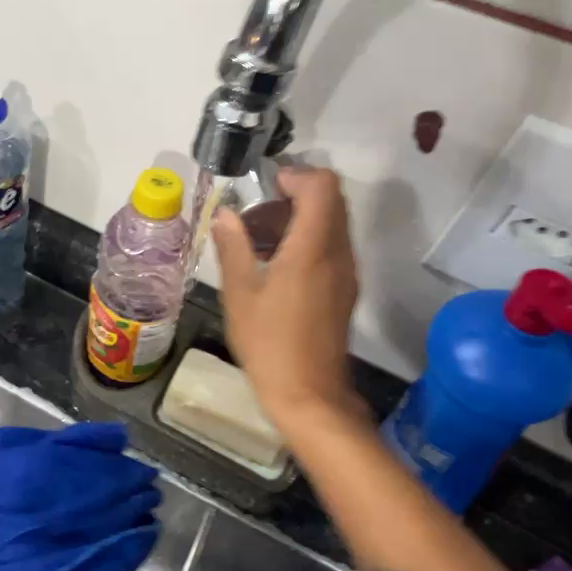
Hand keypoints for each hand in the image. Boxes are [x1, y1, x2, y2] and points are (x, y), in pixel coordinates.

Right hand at [212, 166, 364, 424]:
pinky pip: (330, 248)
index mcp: (313, 249)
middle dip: (293, 197)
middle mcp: (338, 253)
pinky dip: (306, 243)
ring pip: (331, 225)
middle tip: (254, 217)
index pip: (323, 186)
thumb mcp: (240, 294)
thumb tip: (225, 214)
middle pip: (330, 201)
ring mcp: (346, 273)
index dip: (296, 175)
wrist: (309, 395)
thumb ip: (234, 247)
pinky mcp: (344, 290)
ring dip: (298, 221)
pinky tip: (274, 268)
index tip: (264, 188)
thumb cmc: (269, 344)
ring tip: (258, 244)